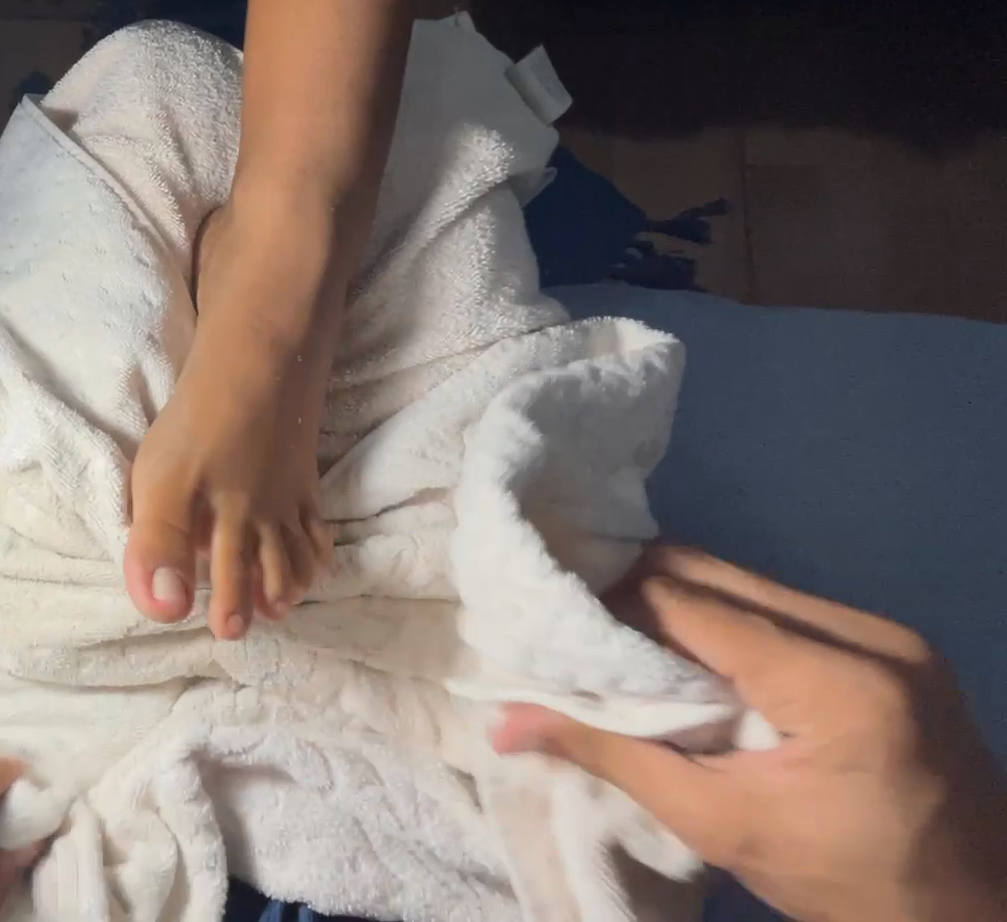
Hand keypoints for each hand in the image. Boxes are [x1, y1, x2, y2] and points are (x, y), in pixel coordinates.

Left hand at [125, 207, 333, 638]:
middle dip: (266, 593)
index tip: (235, 633)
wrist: (265, 337)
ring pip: (297, 534)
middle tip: (266, 619)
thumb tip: (163, 615)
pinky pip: (314, 496)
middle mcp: (266, 505)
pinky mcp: (299, 441)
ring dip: (294, 566)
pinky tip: (314, 524)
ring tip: (294, 591)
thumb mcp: (166, 481)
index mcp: (231, 518)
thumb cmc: (206, 412)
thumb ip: (161, 546)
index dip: (233, 605)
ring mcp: (289, 475)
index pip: (233, 576)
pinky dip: (316, 523)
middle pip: (271, 561)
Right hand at [491, 546, 1006, 921]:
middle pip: (701, 571)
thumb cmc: (845, 881)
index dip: (602, 606)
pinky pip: (759, 599)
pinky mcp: (879, 641)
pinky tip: (676, 648)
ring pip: (726, 576)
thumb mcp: (713, 823)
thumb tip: (499, 722)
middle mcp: (866, 635)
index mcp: (836, 682)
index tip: (550, 628)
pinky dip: (702, 614)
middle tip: (572, 626)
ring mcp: (880, 632)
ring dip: (660, 600)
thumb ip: (606, 752)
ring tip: (614, 639)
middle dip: (623, 593)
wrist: (978, 920)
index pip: (678, 600)